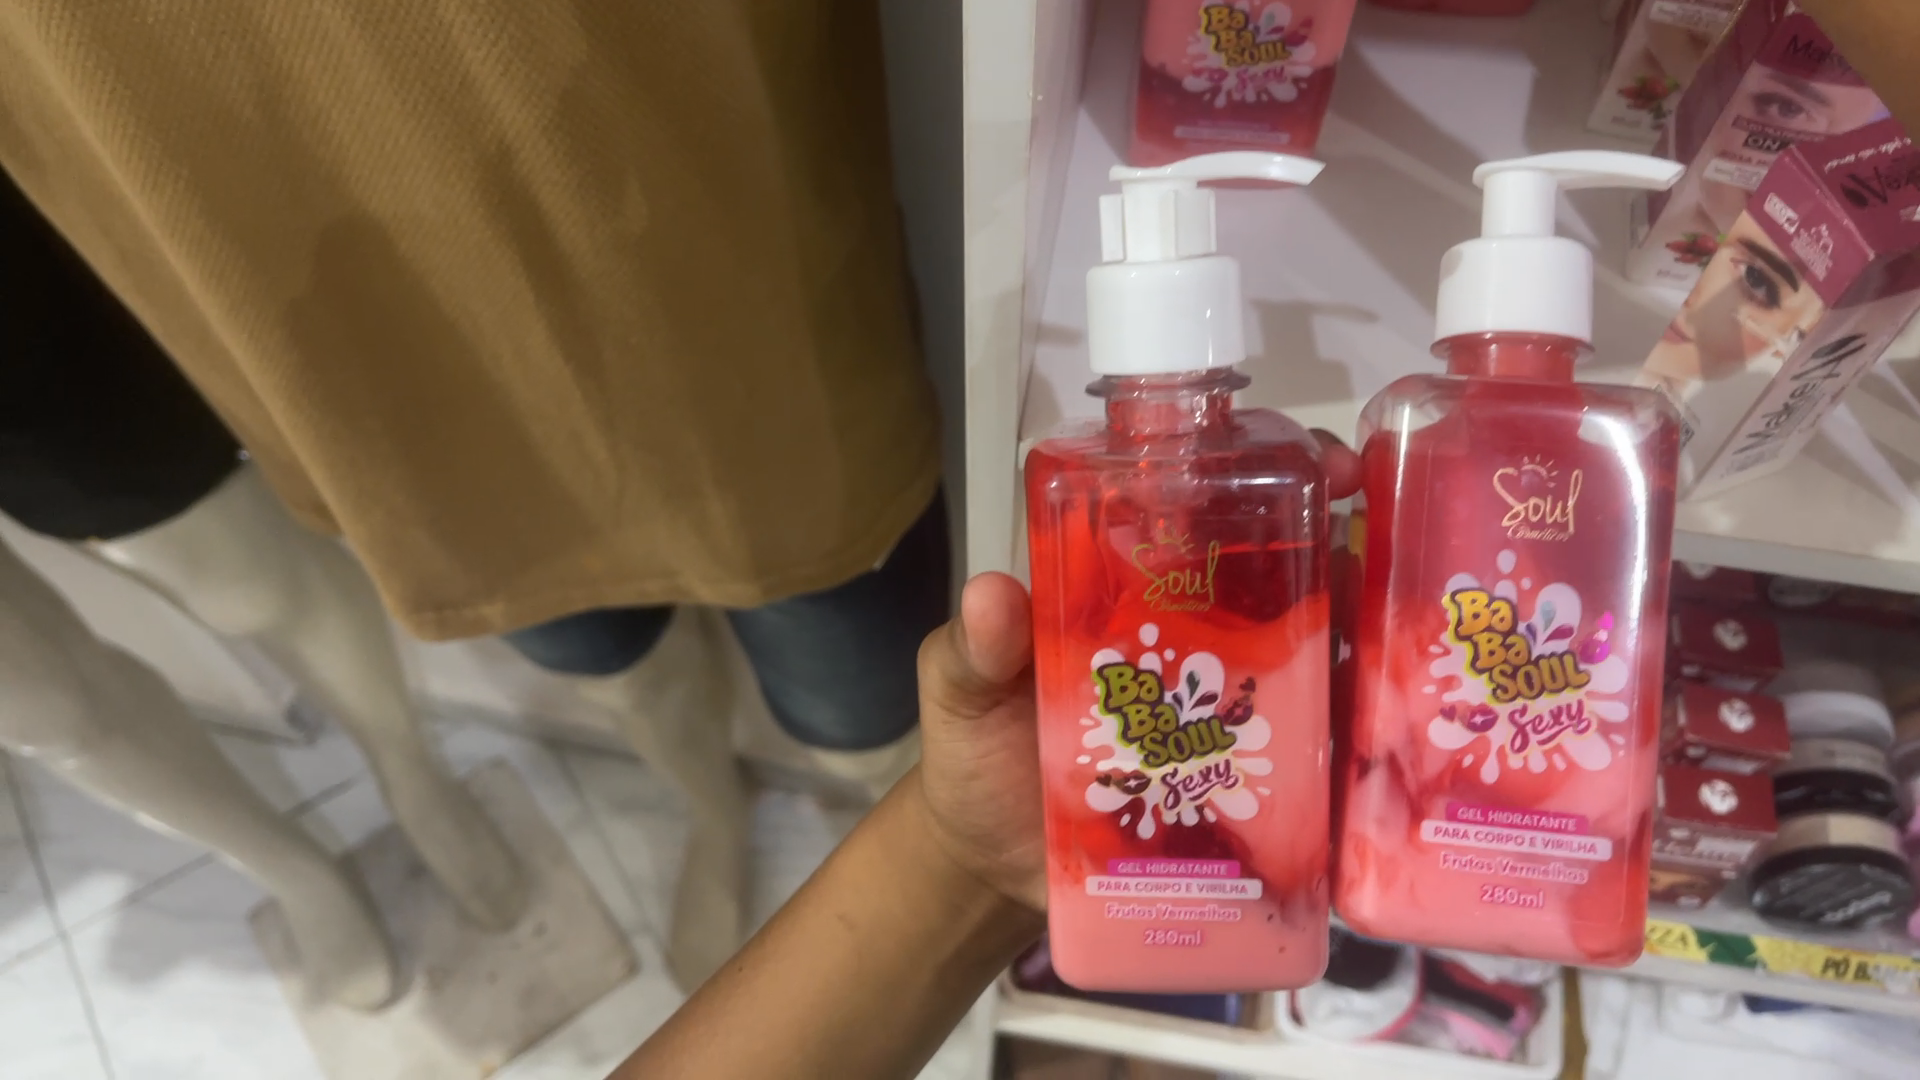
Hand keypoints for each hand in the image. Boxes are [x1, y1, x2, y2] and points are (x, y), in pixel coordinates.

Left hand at [910, 431, 1361, 913]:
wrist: (991, 863)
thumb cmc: (972, 758)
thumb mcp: (959, 694)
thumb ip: (970, 651)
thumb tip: (991, 592)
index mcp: (1113, 596)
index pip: (1183, 517)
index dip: (1245, 480)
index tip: (1309, 461)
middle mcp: (1174, 638)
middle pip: (1264, 578)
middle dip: (1333, 545)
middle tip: (1385, 542)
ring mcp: (1210, 709)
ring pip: (1298, 656)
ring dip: (1355, 635)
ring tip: (1400, 630)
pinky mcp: (1233, 781)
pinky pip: (1303, 752)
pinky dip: (1346, 739)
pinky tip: (1386, 732)